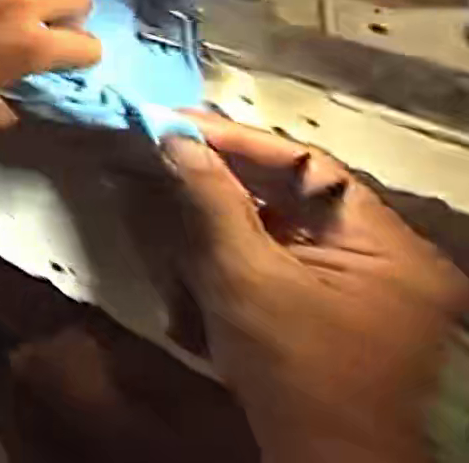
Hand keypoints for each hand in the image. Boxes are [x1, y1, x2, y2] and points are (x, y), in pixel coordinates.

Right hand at [166, 112, 468, 462]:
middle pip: (297, 184)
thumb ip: (210, 197)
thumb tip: (174, 136)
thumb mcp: (240, 269)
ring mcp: (361, 273)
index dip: (238, 138)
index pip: (310, 165)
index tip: (173, 123)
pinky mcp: (329, 288)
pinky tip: (192, 209)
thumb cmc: (288, 355)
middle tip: (162, 139)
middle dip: (226, 161)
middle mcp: (387, 253)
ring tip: (169, 167)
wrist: (320, 444)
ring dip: (225, 188)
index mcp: (389, 248)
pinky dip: (233, 217)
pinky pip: (278, 234)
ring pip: (283, 207)